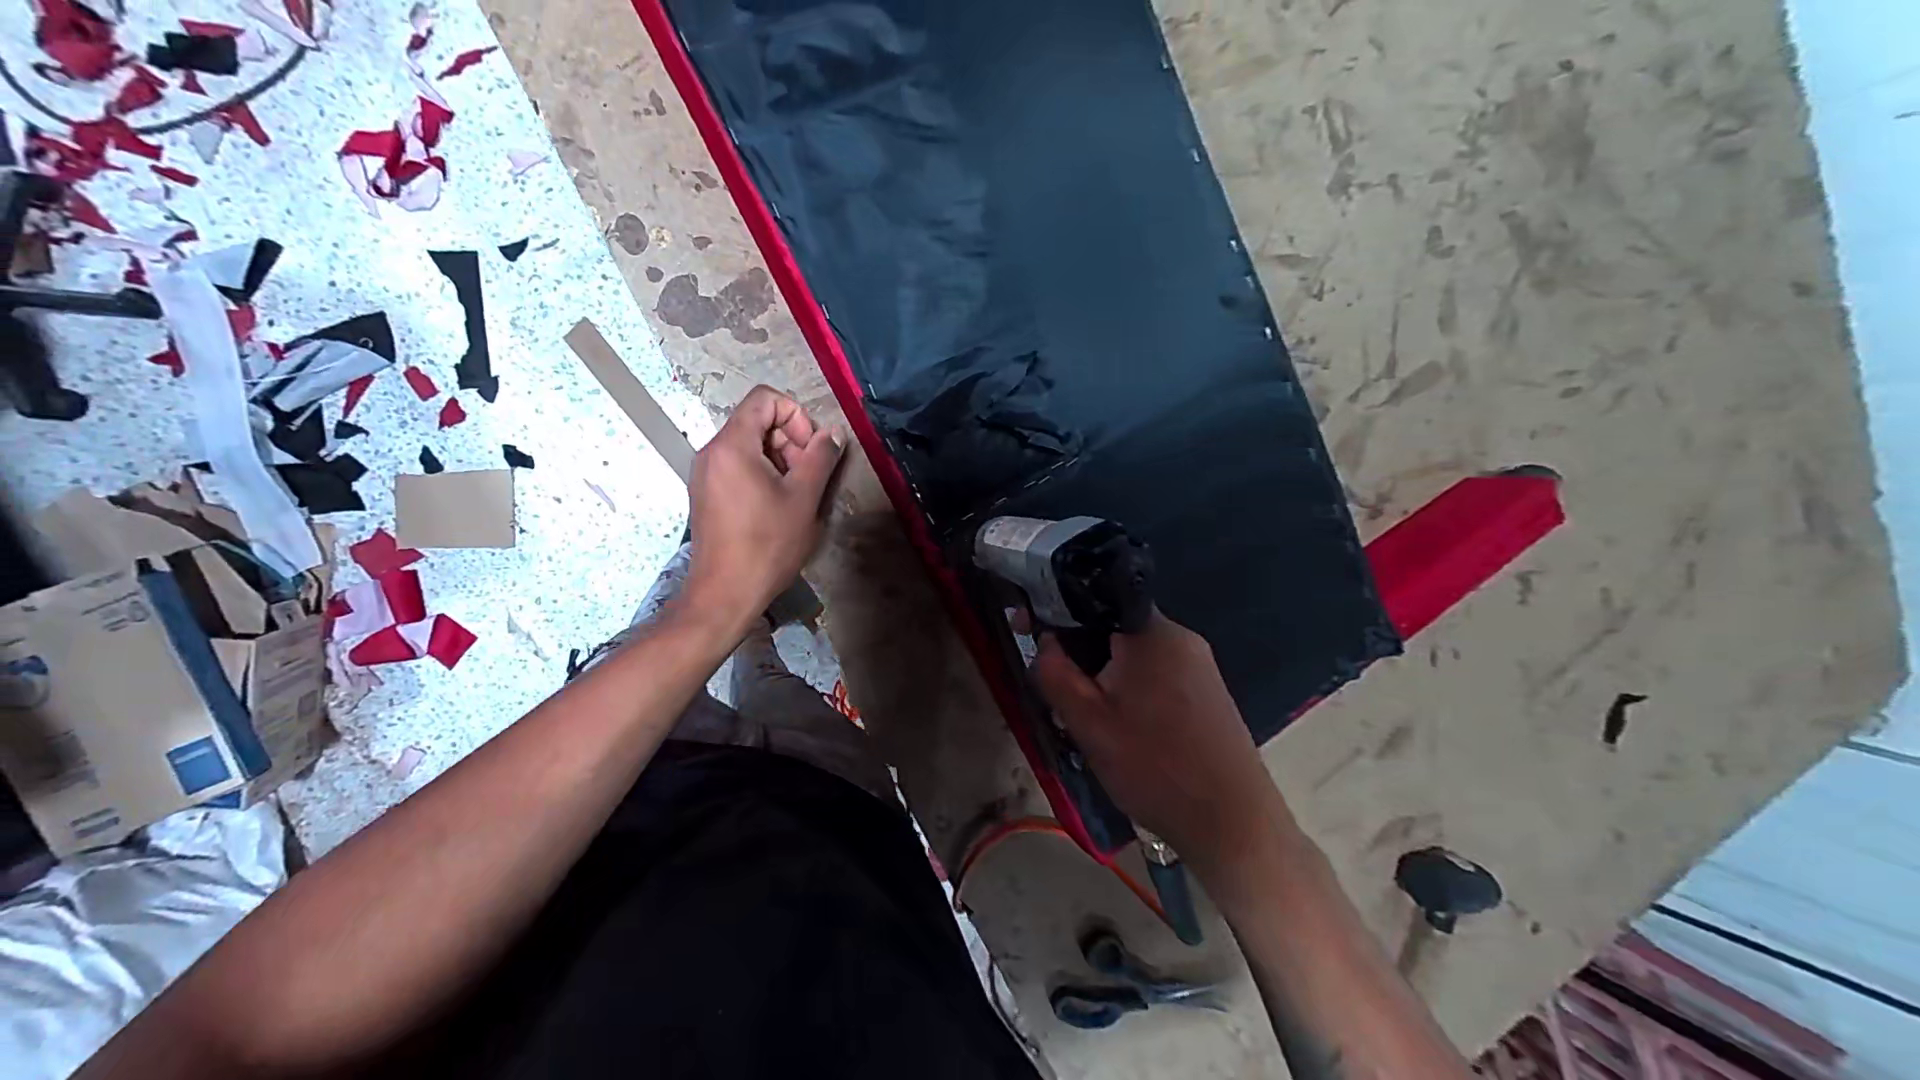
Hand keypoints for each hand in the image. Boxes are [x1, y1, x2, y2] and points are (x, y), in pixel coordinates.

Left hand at [682, 386, 844, 633]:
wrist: (724, 593)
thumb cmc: (767, 545)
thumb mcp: (804, 498)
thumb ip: (821, 457)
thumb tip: (832, 434)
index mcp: (732, 445)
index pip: (765, 399)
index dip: (797, 416)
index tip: (812, 449)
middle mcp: (712, 451)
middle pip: (757, 421)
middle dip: (790, 440)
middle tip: (810, 474)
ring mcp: (706, 473)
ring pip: (749, 445)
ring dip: (780, 459)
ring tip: (797, 493)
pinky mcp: (707, 493)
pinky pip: (738, 466)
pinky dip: (763, 474)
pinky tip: (778, 505)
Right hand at [1031, 610, 1284, 870]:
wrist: (1232, 823)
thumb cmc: (1154, 766)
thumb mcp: (1088, 723)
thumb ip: (1056, 673)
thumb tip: (1043, 640)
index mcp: (1151, 632)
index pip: (1094, 601)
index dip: (1058, 615)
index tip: (1032, 636)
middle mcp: (1181, 637)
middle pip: (1113, 631)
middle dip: (1083, 658)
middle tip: (1062, 697)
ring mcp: (1200, 666)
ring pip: (1134, 658)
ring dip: (1106, 680)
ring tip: (1090, 722)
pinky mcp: (1208, 693)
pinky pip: (1156, 677)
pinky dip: (1131, 694)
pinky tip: (1124, 732)